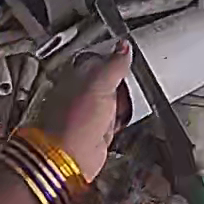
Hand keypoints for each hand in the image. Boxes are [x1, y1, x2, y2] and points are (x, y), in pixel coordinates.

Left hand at [32, 42, 130, 178]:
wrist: (69, 156)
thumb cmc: (73, 121)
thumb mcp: (100, 84)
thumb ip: (113, 65)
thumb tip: (124, 46)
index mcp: (75, 76)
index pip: (96, 59)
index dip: (112, 56)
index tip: (128, 52)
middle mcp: (80, 94)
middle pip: (106, 80)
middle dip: (121, 79)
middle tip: (134, 74)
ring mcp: (89, 113)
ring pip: (111, 99)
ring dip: (122, 99)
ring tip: (133, 94)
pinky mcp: (98, 132)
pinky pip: (114, 119)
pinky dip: (122, 117)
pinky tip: (126, 115)